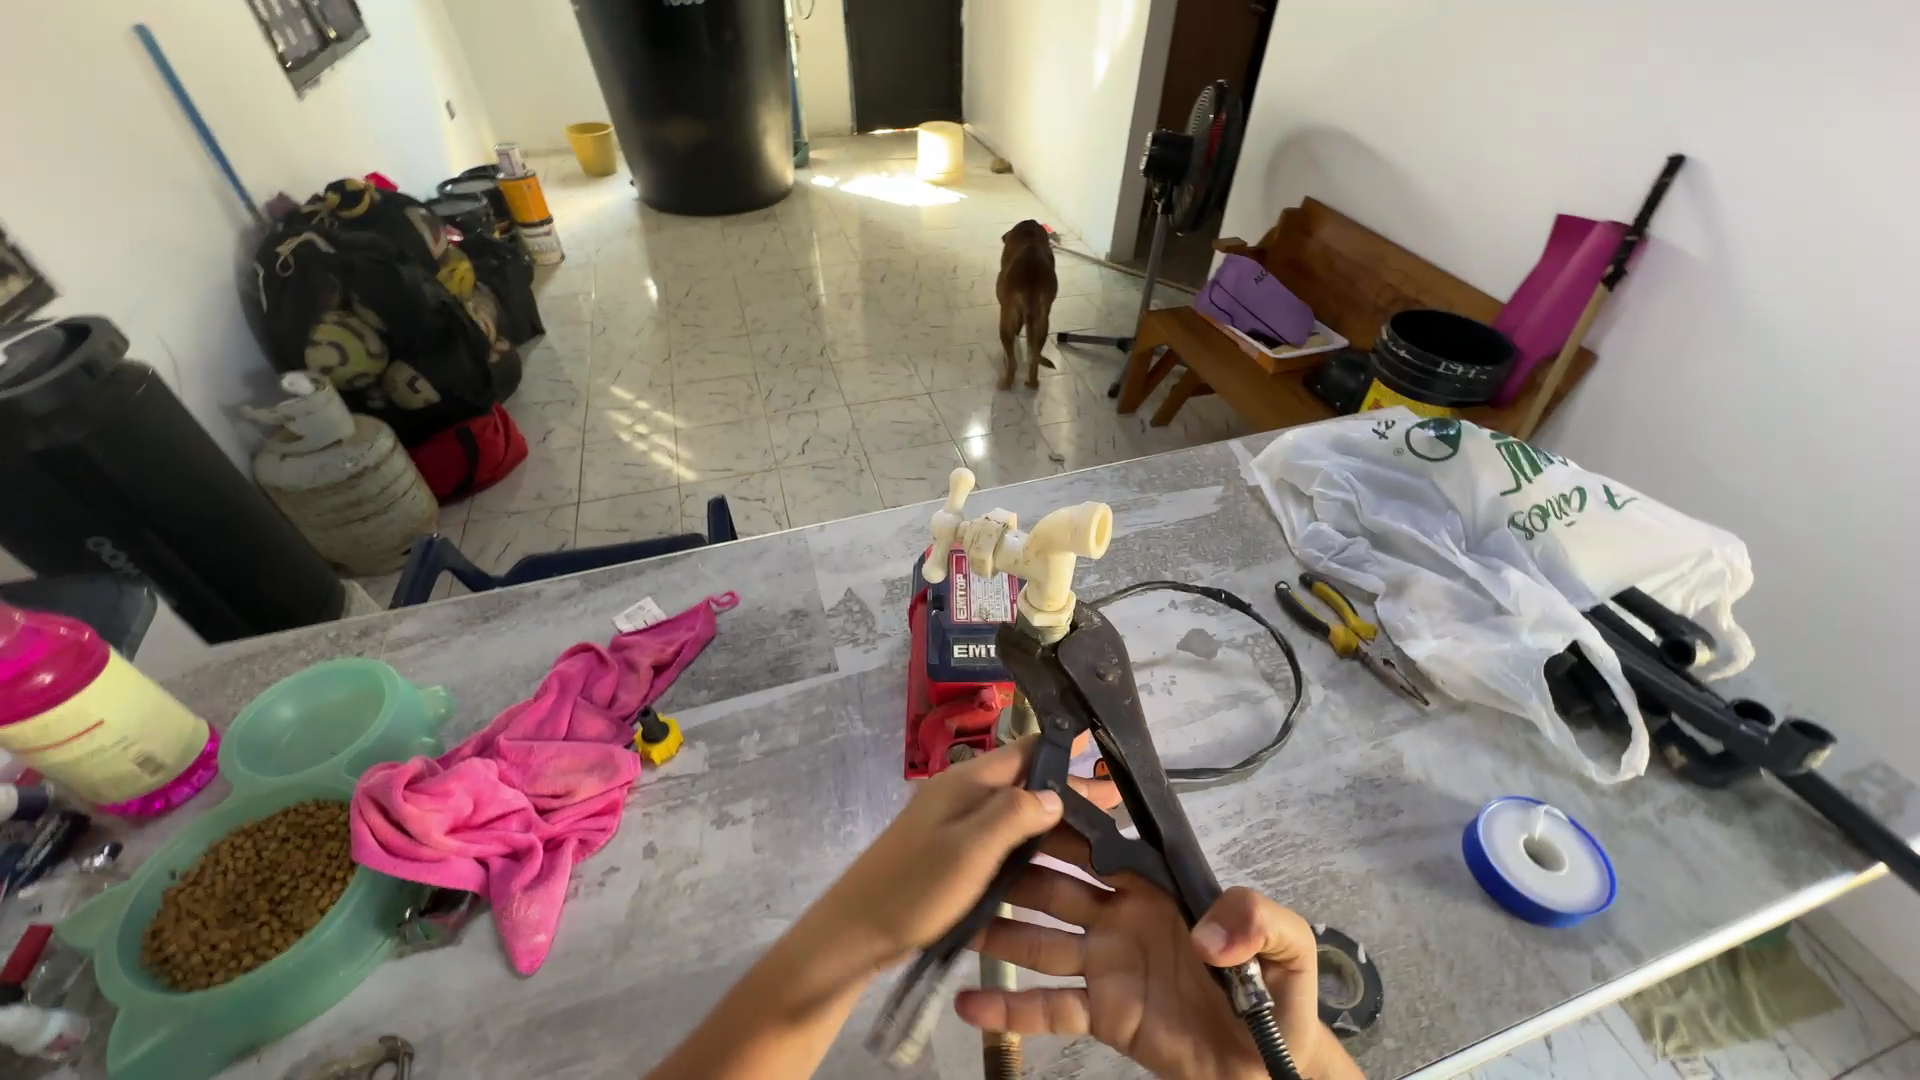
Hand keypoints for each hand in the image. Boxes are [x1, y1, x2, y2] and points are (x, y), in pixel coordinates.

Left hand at [811, 738, 1114, 972]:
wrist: (855, 932)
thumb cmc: (914, 888)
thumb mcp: (969, 850)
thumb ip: (1014, 815)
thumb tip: (1056, 792)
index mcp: (968, 781)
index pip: (1027, 750)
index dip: (1068, 757)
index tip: (1111, 771)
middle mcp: (963, 793)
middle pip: (1025, 782)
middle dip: (1068, 794)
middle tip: (1118, 815)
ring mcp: (955, 823)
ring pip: (1014, 813)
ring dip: (1051, 823)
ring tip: (1098, 843)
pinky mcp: (951, 852)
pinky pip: (999, 840)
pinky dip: (1027, 846)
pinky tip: (1051, 867)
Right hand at [954, 831, 1361, 1079]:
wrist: (1268, 1071)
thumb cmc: (1277, 995)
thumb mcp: (1288, 947)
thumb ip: (1258, 919)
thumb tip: (1204, 935)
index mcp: (1153, 889)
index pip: (1098, 847)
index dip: (1061, 827)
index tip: (1017, 809)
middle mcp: (1117, 917)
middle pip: (1056, 887)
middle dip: (1016, 871)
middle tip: (968, 858)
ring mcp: (1103, 965)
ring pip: (1040, 940)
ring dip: (999, 930)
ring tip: (955, 921)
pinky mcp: (1100, 1013)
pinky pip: (1049, 1007)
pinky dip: (1008, 1005)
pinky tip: (968, 1001)